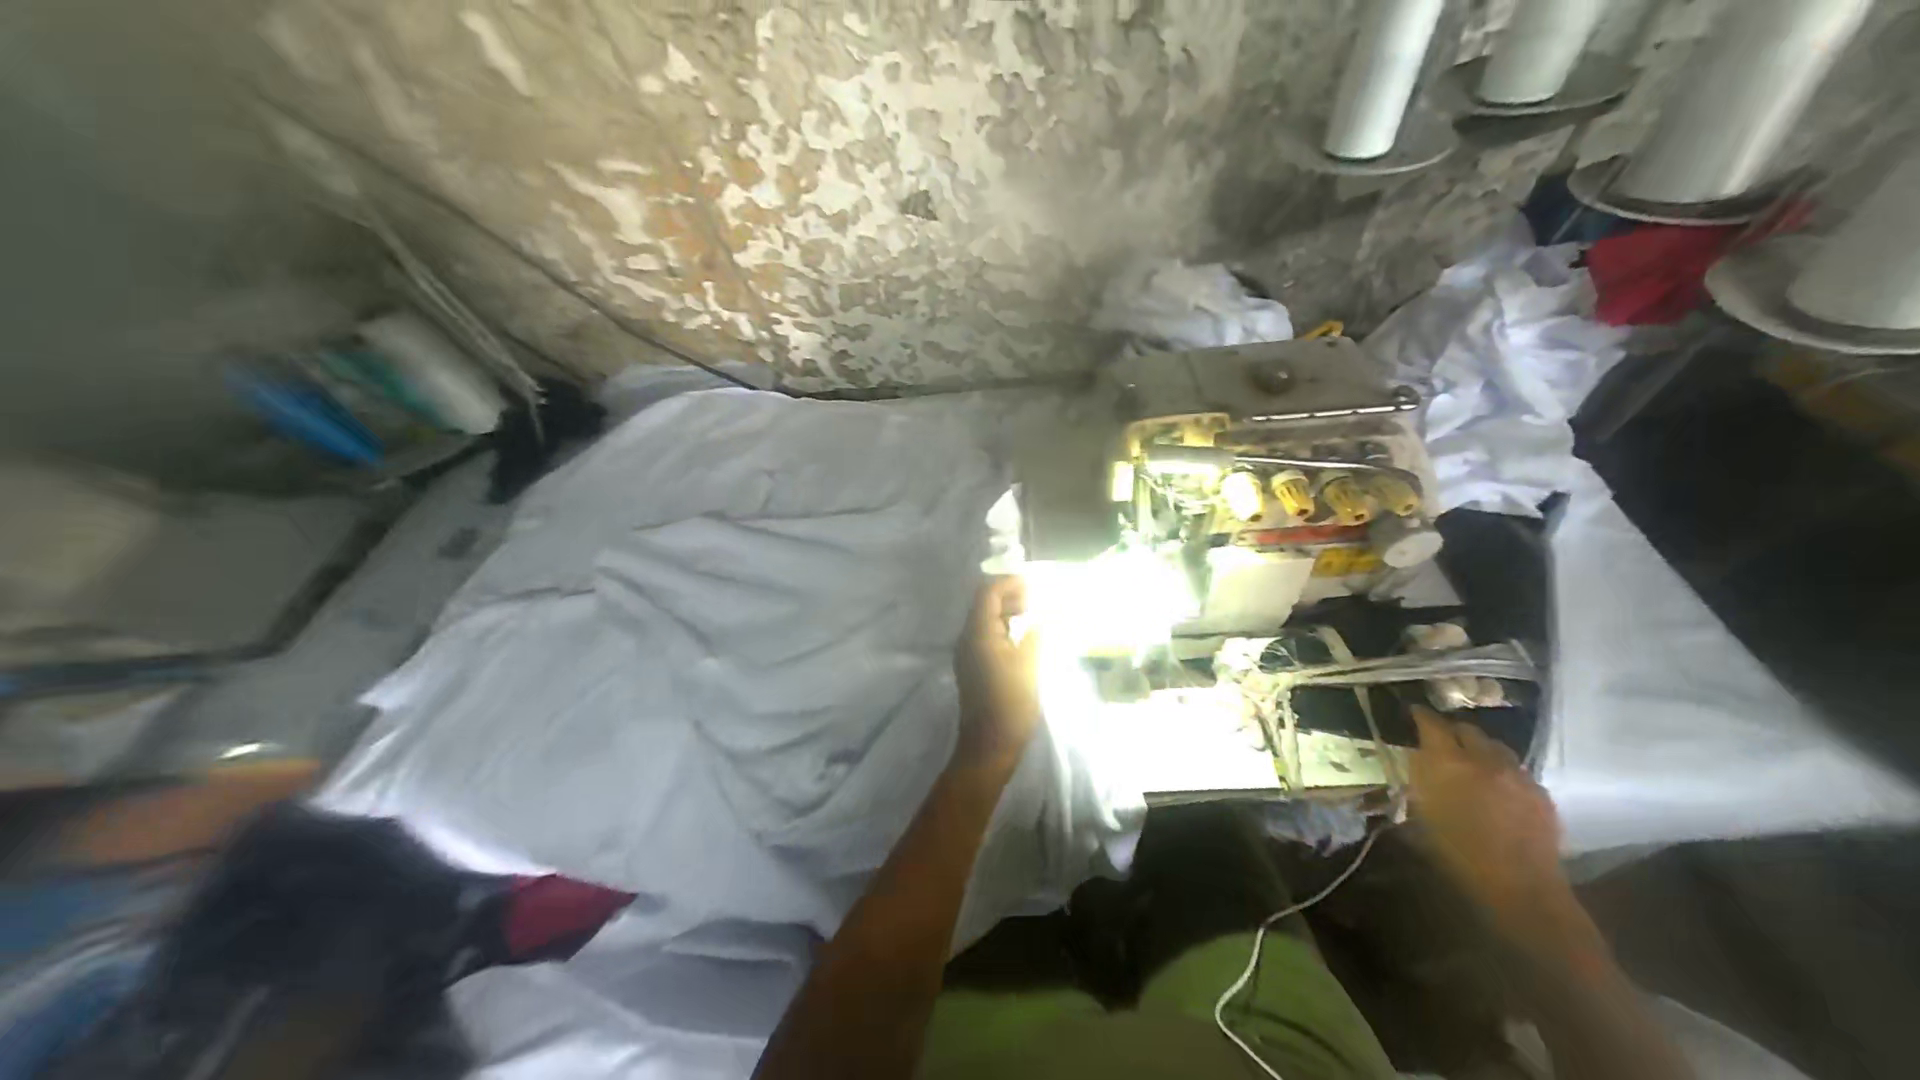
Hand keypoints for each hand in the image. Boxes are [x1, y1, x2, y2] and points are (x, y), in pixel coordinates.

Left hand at [952, 576, 1042, 776]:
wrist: (989, 745)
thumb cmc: (1011, 703)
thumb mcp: (1029, 666)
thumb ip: (1033, 636)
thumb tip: (1038, 620)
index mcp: (978, 634)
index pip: (987, 593)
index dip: (1009, 583)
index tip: (1033, 585)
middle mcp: (966, 639)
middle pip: (983, 604)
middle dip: (1009, 596)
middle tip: (1036, 601)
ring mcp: (967, 653)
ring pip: (984, 620)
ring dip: (1006, 613)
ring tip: (1033, 617)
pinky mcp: (972, 666)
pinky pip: (985, 636)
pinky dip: (1003, 629)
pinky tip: (1022, 638)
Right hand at [1409, 706, 1567, 921]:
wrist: (1519, 886)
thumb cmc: (1457, 854)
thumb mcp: (1421, 815)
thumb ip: (1418, 781)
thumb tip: (1415, 762)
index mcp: (1448, 763)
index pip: (1432, 724)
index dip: (1421, 716)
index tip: (1413, 713)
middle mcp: (1484, 759)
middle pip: (1468, 730)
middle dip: (1453, 731)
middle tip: (1442, 741)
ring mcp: (1517, 774)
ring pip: (1496, 746)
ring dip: (1480, 749)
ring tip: (1472, 762)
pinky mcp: (1540, 792)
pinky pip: (1517, 769)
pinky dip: (1502, 769)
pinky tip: (1497, 786)